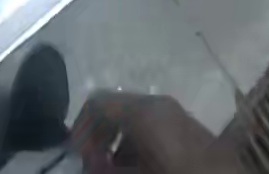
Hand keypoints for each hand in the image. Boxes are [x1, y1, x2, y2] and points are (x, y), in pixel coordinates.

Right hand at [71, 92, 247, 173]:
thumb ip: (109, 170)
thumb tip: (90, 164)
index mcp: (145, 111)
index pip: (98, 102)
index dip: (81, 128)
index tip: (76, 159)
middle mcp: (159, 105)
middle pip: (116, 109)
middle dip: (99, 138)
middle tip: (92, 168)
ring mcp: (178, 117)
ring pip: (135, 122)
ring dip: (118, 147)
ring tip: (114, 173)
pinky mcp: (192, 135)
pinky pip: (154, 132)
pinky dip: (138, 150)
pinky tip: (139, 172)